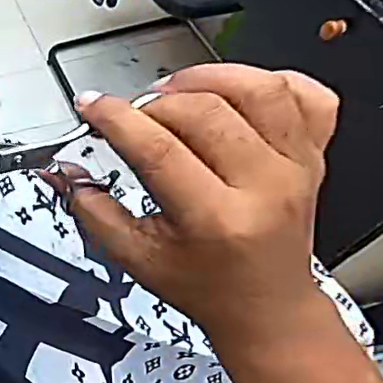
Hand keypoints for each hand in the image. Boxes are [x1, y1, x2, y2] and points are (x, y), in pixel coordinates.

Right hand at [42, 65, 339, 346]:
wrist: (263, 305)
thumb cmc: (206, 287)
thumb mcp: (136, 258)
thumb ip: (94, 211)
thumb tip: (67, 172)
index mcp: (216, 220)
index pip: (160, 149)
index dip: (117, 119)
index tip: (93, 106)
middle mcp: (265, 187)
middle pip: (205, 111)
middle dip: (154, 103)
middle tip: (130, 114)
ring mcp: (297, 166)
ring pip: (259, 89)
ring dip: (207, 78)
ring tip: (175, 90)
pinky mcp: (314, 155)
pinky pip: (308, 94)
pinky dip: (269, 80)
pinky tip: (235, 92)